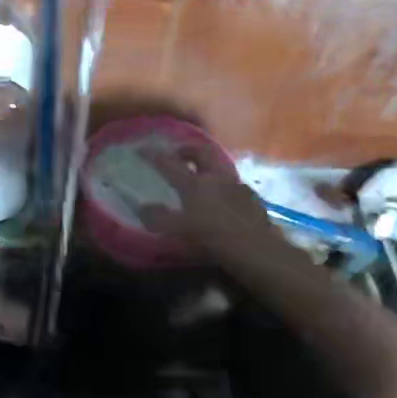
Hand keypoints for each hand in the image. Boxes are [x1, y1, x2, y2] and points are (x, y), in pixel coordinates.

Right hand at [137, 143, 286, 268]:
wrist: (254, 248)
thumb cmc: (211, 237)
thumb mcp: (178, 230)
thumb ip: (158, 218)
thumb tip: (142, 207)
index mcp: (194, 183)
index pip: (170, 164)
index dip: (154, 156)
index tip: (142, 150)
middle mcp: (216, 177)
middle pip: (202, 152)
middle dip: (188, 150)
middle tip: (178, 155)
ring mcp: (237, 185)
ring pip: (220, 166)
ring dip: (208, 166)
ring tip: (201, 177)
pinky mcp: (252, 198)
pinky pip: (234, 183)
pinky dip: (223, 185)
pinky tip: (223, 198)